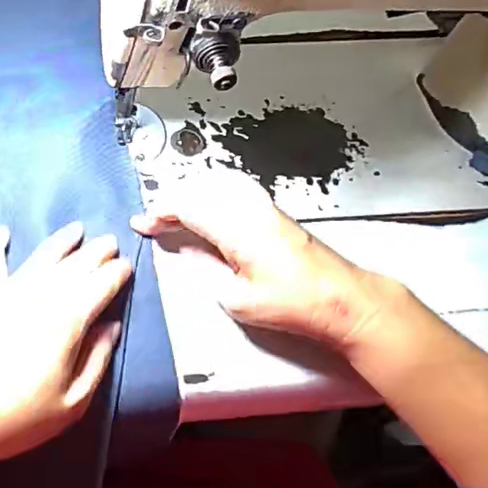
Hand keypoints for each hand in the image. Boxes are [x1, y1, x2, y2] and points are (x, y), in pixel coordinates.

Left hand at [0, 223, 133, 477]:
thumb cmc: (21, 416)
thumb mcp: (73, 401)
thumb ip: (97, 359)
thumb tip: (113, 326)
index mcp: (69, 320)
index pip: (100, 286)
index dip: (116, 273)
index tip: (127, 266)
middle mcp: (41, 296)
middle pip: (75, 266)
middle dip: (96, 252)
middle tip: (110, 242)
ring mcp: (9, 292)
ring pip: (42, 258)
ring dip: (61, 242)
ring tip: (76, 229)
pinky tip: (2, 232)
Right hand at [130, 172, 414, 356]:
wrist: (344, 299)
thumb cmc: (298, 303)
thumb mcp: (238, 299)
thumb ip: (207, 269)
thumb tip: (189, 251)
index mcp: (236, 227)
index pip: (186, 206)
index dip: (159, 212)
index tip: (143, 222)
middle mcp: (250, 208)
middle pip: (198, 189)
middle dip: (170, 201)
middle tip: (154, 219)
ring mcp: (264, 206)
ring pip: (216, 184)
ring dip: (190, 195)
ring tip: (175, 211)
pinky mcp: (275, 211)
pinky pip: (233, 189)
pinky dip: (211, 193)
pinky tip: (208, 205)